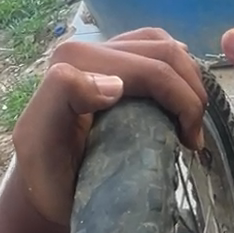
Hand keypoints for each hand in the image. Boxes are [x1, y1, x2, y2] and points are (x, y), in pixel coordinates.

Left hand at [0, 27, 207, 232]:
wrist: (46, 185)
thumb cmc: (49, 177)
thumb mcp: (40, 144)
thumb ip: (61, 99)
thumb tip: (115, 83)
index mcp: (73, 63)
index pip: (151, 70)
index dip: (181, 101)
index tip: (186, 144)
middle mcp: (88, 49)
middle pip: (165, 54)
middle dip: (191, 94)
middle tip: (193, 138)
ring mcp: (104, 50)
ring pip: (168, 48)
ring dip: (190, 84)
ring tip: (189, 122)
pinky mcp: (116, 57)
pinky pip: (159, 48)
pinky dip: (180, 70)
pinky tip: (180, 97)